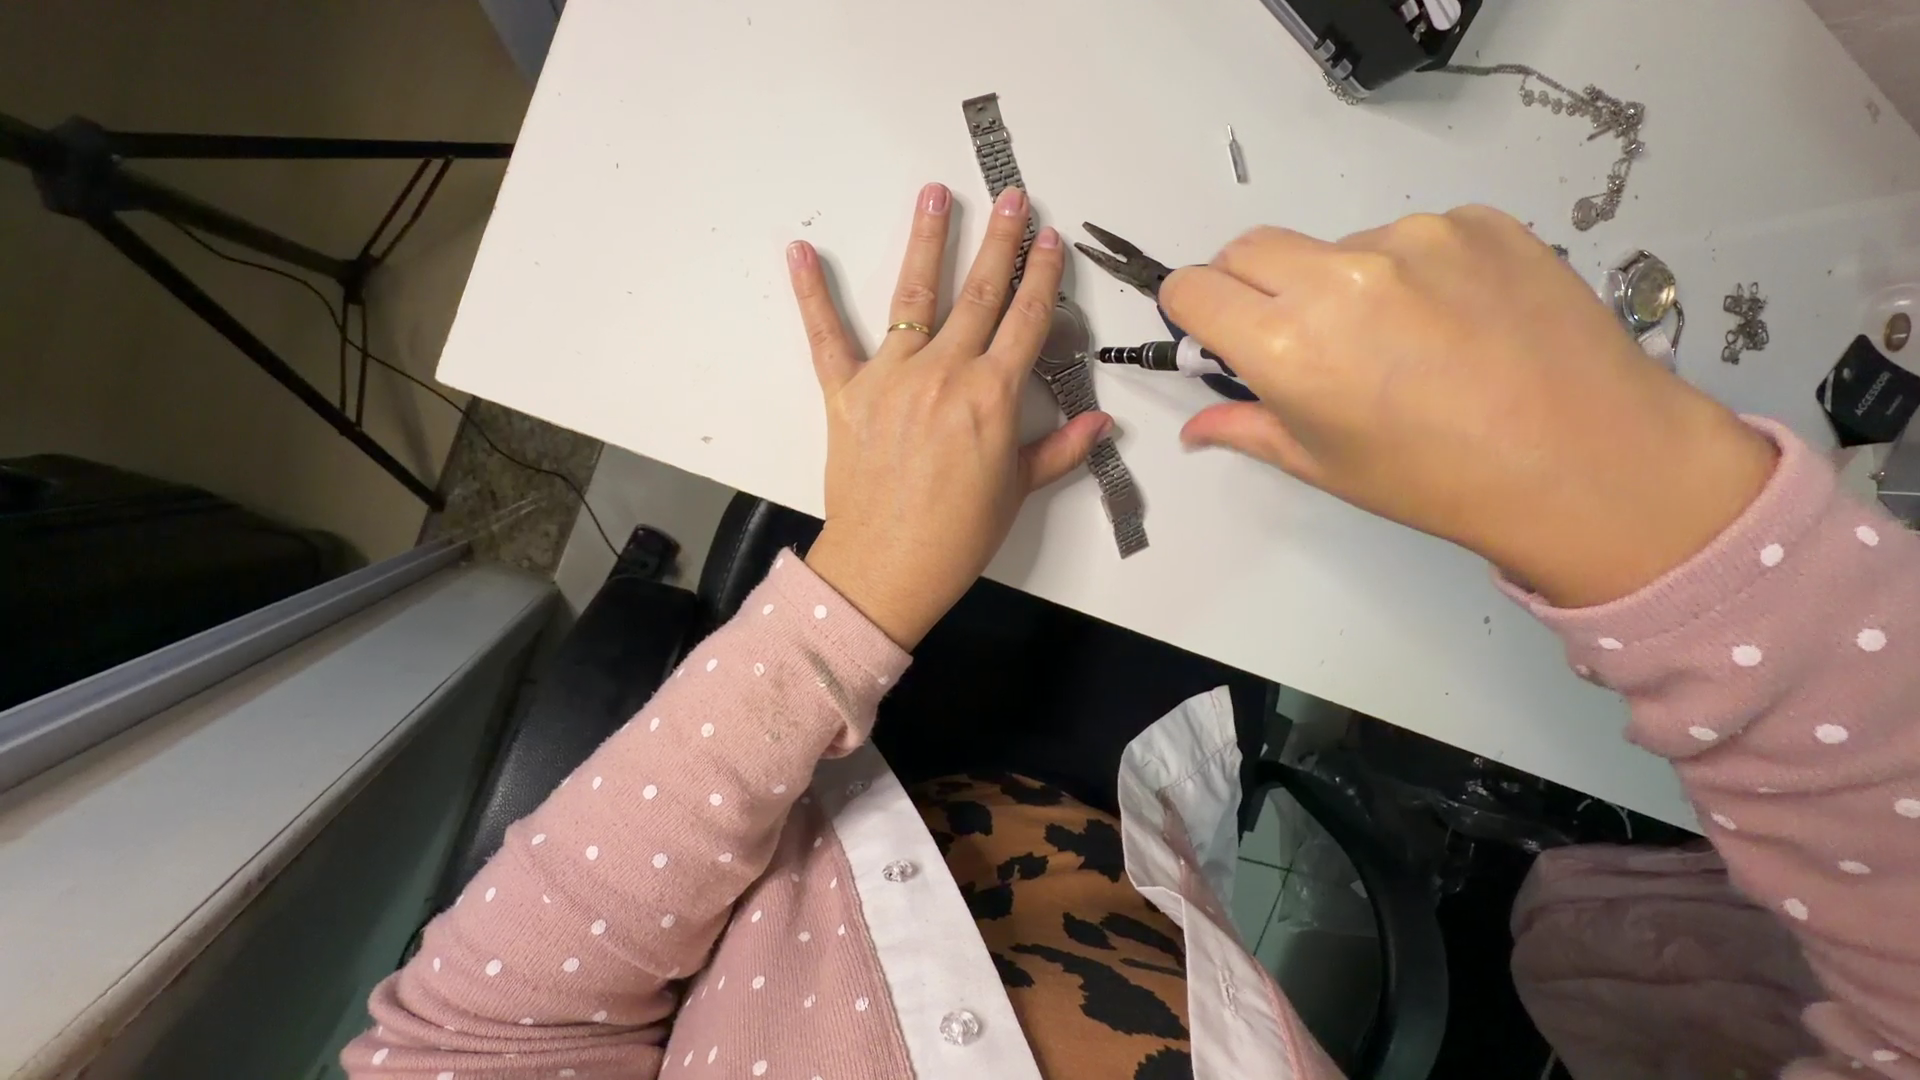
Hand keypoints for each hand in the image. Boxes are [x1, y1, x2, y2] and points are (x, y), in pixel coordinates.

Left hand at [787, 183, 1110, 647]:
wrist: (888, 569)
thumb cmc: (955, 538)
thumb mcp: (1016, 491)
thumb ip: (1058, 449)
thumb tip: (1100, 425)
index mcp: (993, 397)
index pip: (1026, 319)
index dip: (1042, 275)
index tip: (1048, 240)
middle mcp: (945, 375)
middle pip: (979, 294)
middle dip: (998, 241)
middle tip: (1009, 199)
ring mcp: (892, 379)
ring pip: (914, 298)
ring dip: (927, 242)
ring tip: (935, 195)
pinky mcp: (846, 394)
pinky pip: (826, 337)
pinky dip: (812, 295)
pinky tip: (800, 254)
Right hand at [1161, 207, 1777, 607]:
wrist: (1586, 460)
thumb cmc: (1433, 479)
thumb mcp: (1322, 463)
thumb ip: (1246, 427)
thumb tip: (1196, 427)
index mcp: (1288, 346)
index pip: (1193, 288)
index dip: (1190, 309)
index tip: (1210, 331)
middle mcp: (1339, 277)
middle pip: (1248, 248)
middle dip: (1246, 285)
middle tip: (1287, 332)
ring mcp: (1413, 238)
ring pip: (1331, 244)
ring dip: (1333, 280)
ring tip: (1394, 337)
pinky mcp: (1476, 220)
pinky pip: (1407, 236)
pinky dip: (1404, 270)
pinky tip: (1448, 318)